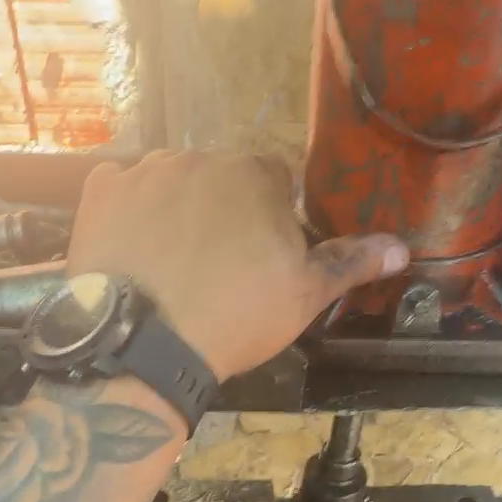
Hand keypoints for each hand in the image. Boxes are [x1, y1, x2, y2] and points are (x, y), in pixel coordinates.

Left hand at [66, 151, 408, 380]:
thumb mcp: (303, 297)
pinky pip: (121, 191)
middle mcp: (199, 156)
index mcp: (255, 174)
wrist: (146, 345)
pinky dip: (129, 214)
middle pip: (219, 177)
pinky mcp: (99, 190)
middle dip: (221, 210)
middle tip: (213, 266)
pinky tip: (132, 253)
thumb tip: (401, 247)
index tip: (259, 255)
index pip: (272, 180)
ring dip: (175, 209)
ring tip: (169, 264)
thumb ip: (349, 263)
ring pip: (169, 182)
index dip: (269, 217)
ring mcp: (144, 170)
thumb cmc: (236, 319)